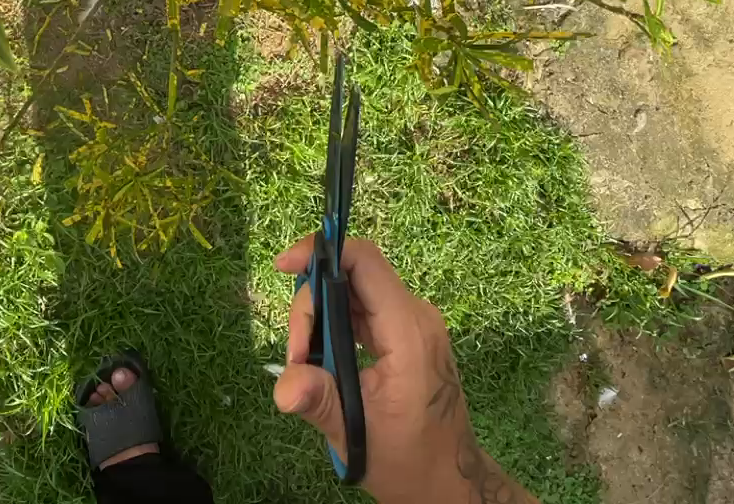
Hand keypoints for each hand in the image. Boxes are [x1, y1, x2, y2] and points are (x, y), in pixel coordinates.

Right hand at [274, 236, 537, 503]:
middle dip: (312, 303)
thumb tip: (284, 386)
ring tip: (306, 361)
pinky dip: (335, 322)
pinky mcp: (405, 331)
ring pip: (353, 289)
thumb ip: (320, 402)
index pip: (363, 261)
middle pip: (351, 275)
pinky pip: (363, 306)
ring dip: (320, 315)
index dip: (321, 251)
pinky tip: (322, 355)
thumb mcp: (358, 436)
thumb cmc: (410, 462)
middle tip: (296, 354)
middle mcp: (414, 315)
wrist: (450, 484)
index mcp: (408, 331)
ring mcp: (412, 321)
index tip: (283, 266)